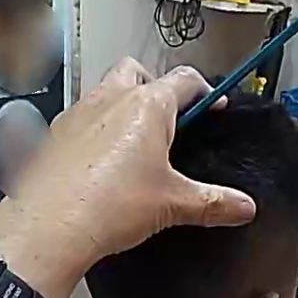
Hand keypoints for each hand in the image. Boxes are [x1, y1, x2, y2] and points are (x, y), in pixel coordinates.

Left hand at [0, 59, 255, 297]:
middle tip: (168, 120)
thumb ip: (214, 203)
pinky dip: (96, 130)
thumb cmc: (115, 204)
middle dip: (155, 87)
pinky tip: (101, 163)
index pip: (185, 80)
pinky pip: (81, 119)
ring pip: (105, 91)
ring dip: (122, 106)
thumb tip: (246, 208)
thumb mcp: (174, 204)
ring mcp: (78, 113)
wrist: (51, 224)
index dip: (205, 91)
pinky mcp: (55, 134)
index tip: (214, 106)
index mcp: (148, 106)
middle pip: (138, 72)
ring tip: (134, 143)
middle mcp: (111, 98)